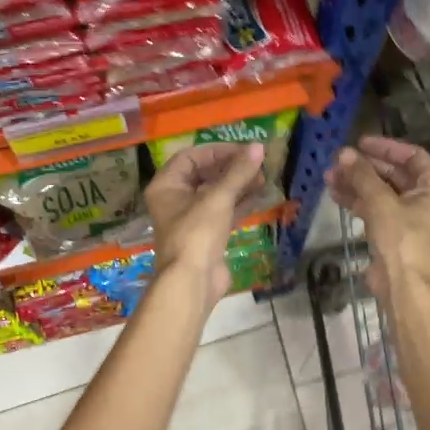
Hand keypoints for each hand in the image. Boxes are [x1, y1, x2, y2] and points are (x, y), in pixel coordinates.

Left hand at [145, 142, 265, 309]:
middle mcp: (174, 199)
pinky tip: (260, 195)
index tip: (244, 150)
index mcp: (166, 185)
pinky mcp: (206, 235)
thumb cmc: (197, 233)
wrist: (192, 282)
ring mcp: (190, 218)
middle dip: (231, 168)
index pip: (191, 157)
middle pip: (204, 174)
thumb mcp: (218, 198)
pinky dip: (239, 202)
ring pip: (215, 193)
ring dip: (238, 184)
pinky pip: (223, 211)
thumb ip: (238, 172)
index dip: (217, 151)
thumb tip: (258, 147)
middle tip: (256, 164)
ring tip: (263, 177)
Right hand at [326, 136, 429, 302]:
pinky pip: (373, 207)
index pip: (413, 156)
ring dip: (356, 182)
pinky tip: (335, 193)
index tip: (361, 142)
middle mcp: (423, 199)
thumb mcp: (380, 201)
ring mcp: (407, 216)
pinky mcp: (391, 231)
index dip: (387, 147)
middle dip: (365, 166)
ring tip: (330, 176)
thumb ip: (362, 175)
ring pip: (380, 191)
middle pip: (393, 173)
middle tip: (339, 160)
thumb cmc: (401, 237)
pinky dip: (356, 200)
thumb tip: (344, 153)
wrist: (402, 284)